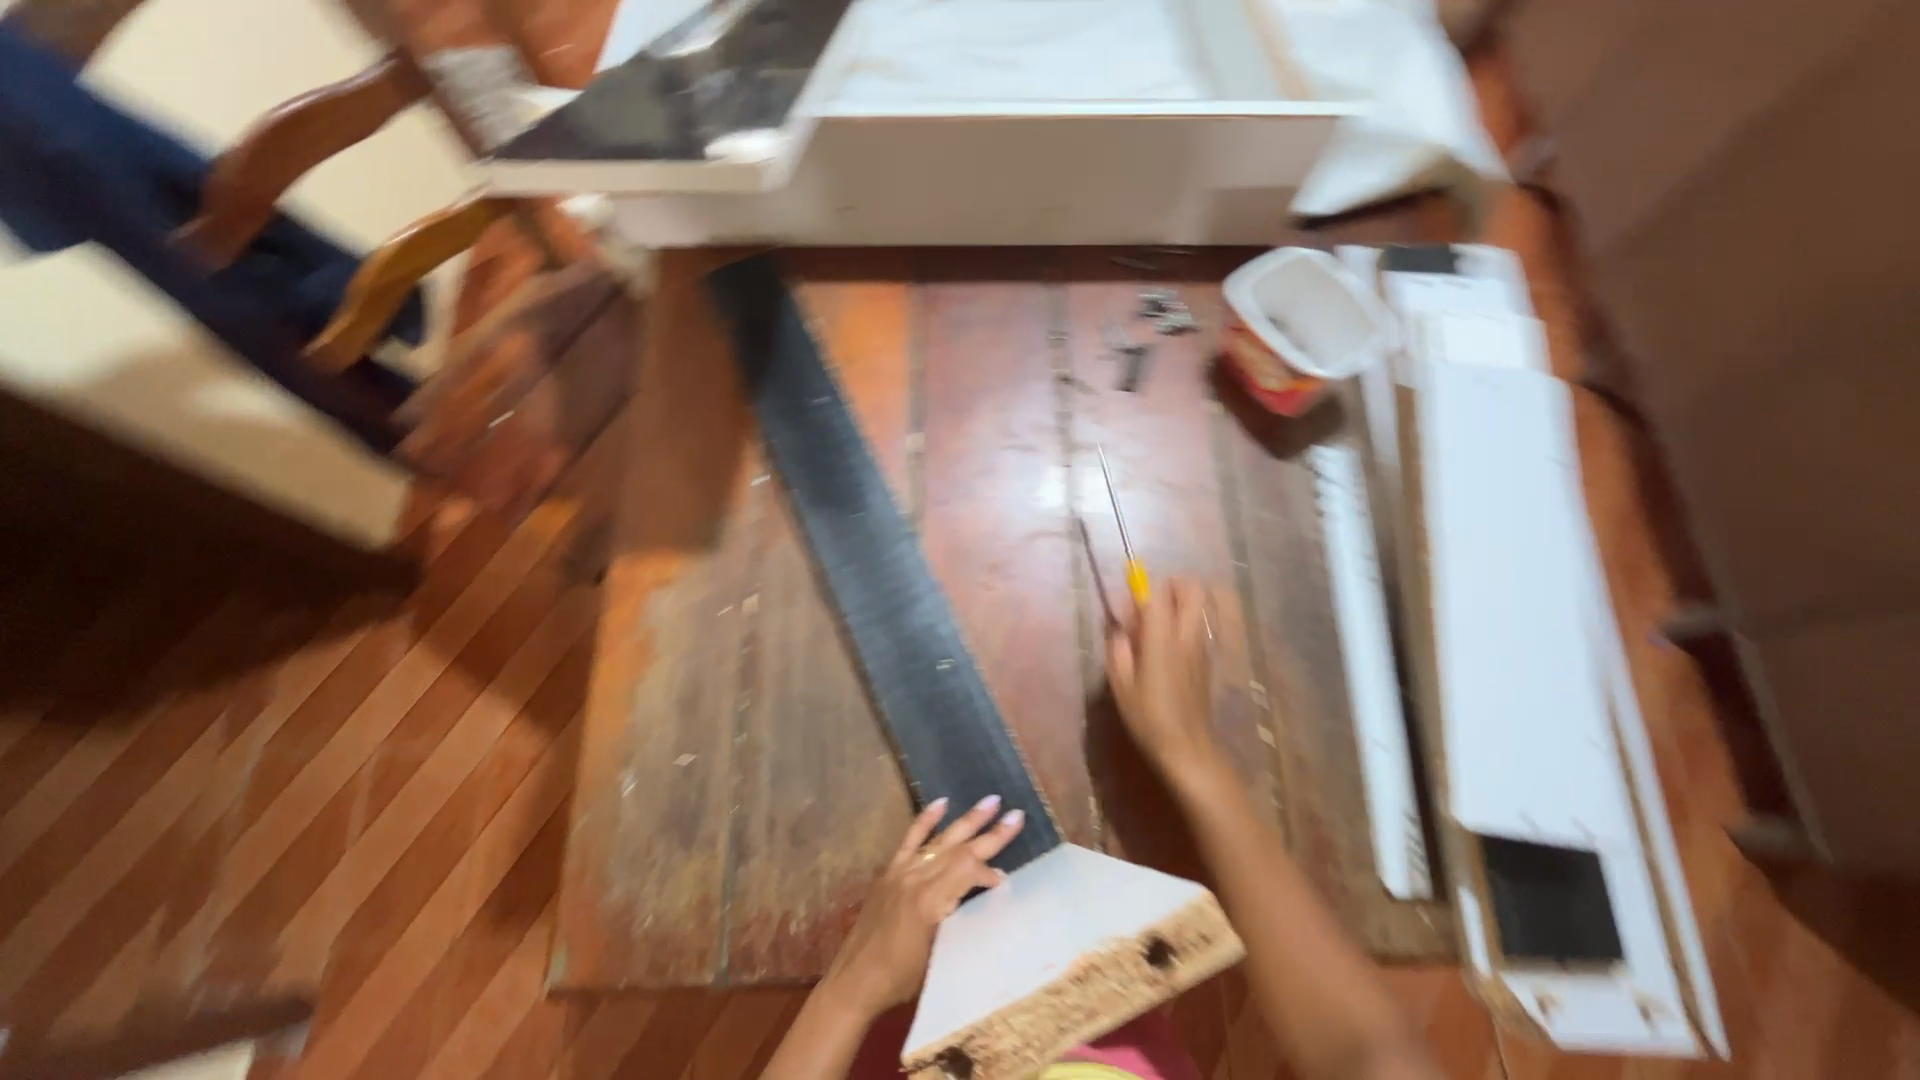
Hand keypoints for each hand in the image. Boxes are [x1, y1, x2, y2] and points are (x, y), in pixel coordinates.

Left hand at [822, 794, 1025, 1017]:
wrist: (856, 981)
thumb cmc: (901, 978)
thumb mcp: (940, 954)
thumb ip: (960, 920)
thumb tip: (984, 898)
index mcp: (929, 901)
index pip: (967, 871)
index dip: (989, 873)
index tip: (1003, 882)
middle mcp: (916, 878)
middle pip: (959, 849)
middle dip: (990, 833)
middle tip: (1016, 815)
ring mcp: (901, 872)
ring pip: (940, 840)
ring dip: (967, 820)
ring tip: (990, 801)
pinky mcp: (890, 872)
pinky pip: (910, 840)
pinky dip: (926, 820)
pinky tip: (941, 803)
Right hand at [1106, 577, 1221, 784]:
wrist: (1188, 748)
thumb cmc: (1148, 717)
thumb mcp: (1120, 684)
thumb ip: (1118, 647)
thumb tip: (1119, 626)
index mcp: (1163, 639)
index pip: (1157, 594)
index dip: (1141, 583)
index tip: (1127, 584)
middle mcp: (1187, 636)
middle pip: (1192, 590)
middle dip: (1172, 585)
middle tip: (1149, 599)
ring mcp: (1202, 647)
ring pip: (1199, 607)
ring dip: (1179, 603)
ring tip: (1155, 624)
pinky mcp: (1207, 660)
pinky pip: (1198, 626)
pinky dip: (1184, 622)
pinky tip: (1165, 646)